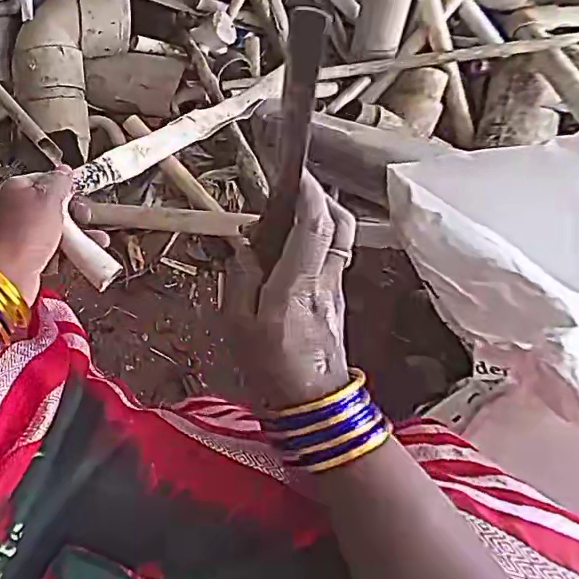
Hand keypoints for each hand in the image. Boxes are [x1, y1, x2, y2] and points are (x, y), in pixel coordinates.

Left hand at [0, 168, 94, 304]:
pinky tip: (82, 256)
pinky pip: (55, 254)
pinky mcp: (29, 260)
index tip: (80, 193)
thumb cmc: (20, 234)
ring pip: (57, 233)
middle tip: (84, 218)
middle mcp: (17, 212)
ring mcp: (23, 238)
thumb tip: (64, 172)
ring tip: (94, 240)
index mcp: (17, 189)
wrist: (8, 275)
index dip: (66, 187)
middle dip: (76, 214)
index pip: (46, 180)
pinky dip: (70, 256)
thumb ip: (59, 182)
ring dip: (78, 237)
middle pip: (54, 208)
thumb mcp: (48, 198)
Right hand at [225, 171, 356, 410]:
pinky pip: (332, 255)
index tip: (296, 174)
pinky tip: (289, 243)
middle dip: (324, 197)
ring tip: (289, 212)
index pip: (314, 228)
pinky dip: (316, 237)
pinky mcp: (337, 298)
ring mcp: (337, 289)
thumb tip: (243, 247)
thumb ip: (240, 279)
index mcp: (298, 285)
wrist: (313, 404)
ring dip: (322, 216)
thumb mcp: (237, 321)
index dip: (309, 195)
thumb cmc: (269, 364)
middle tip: (297, 187)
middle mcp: (325, 281)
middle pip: (341, 226)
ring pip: (341, 239)